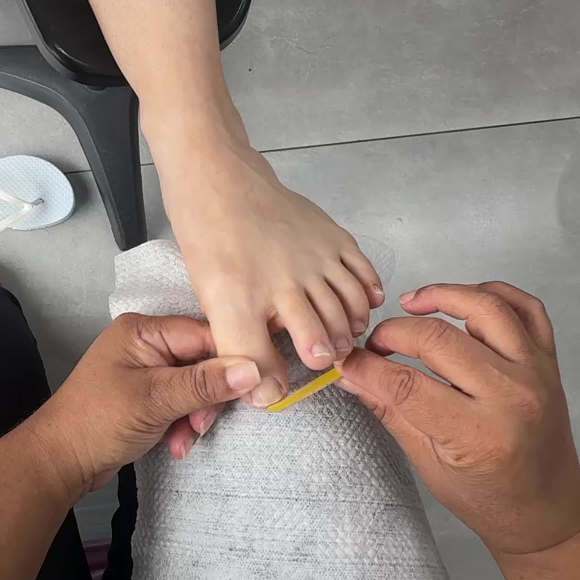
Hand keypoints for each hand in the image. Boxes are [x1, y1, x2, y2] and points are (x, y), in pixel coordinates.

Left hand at [24, 312, 260, 493]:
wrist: (60, 461)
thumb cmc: (99, 421)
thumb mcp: (155, 400)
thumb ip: (204, 383)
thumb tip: (254, 369)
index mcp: (144, 330)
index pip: (204, 334)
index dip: (231, 360)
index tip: (254, 388)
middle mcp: (147, 343)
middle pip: (203, 361)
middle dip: (209, 396)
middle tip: (202, 423)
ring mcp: (147, 370)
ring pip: (196, 385)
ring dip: (197, 415)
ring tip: (185, 438)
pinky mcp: (148, 395)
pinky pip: (182, 402)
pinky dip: (184, 423)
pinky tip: (177, 444)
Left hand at [157, 138, 382, 409]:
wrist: (218, 182)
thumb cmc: (210, 241)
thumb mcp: (214, 301)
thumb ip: (241, 349)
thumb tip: (269, 397)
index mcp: (257, 298)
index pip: (293, 347)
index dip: (309, 363)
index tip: (313, 371)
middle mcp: (293, 278)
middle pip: (331, 326)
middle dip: (336, 348)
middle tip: (334, 360)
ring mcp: (316, 254)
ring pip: (350, 301)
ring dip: (353, 324)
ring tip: (347, 338)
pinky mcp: (330, 235)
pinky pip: (361, 269)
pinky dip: (369, 290)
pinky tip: (367, 303)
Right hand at [338, 282, 579, 556]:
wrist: (548, 512)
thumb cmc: (488, 498)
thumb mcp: (427, 464)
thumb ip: (389, 411)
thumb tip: (350, 376)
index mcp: (478, 434)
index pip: (405, 384)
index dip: (365, 368)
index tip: (344, 361)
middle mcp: (511, 397)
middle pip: (437, 339)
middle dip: (392, 333)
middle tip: (373, 344)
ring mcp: (535, 373)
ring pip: (485, 308)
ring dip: (441, 296)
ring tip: (410, 303)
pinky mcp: (548, 361)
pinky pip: (526, 307)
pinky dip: (494, 292)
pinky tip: (462, 300)